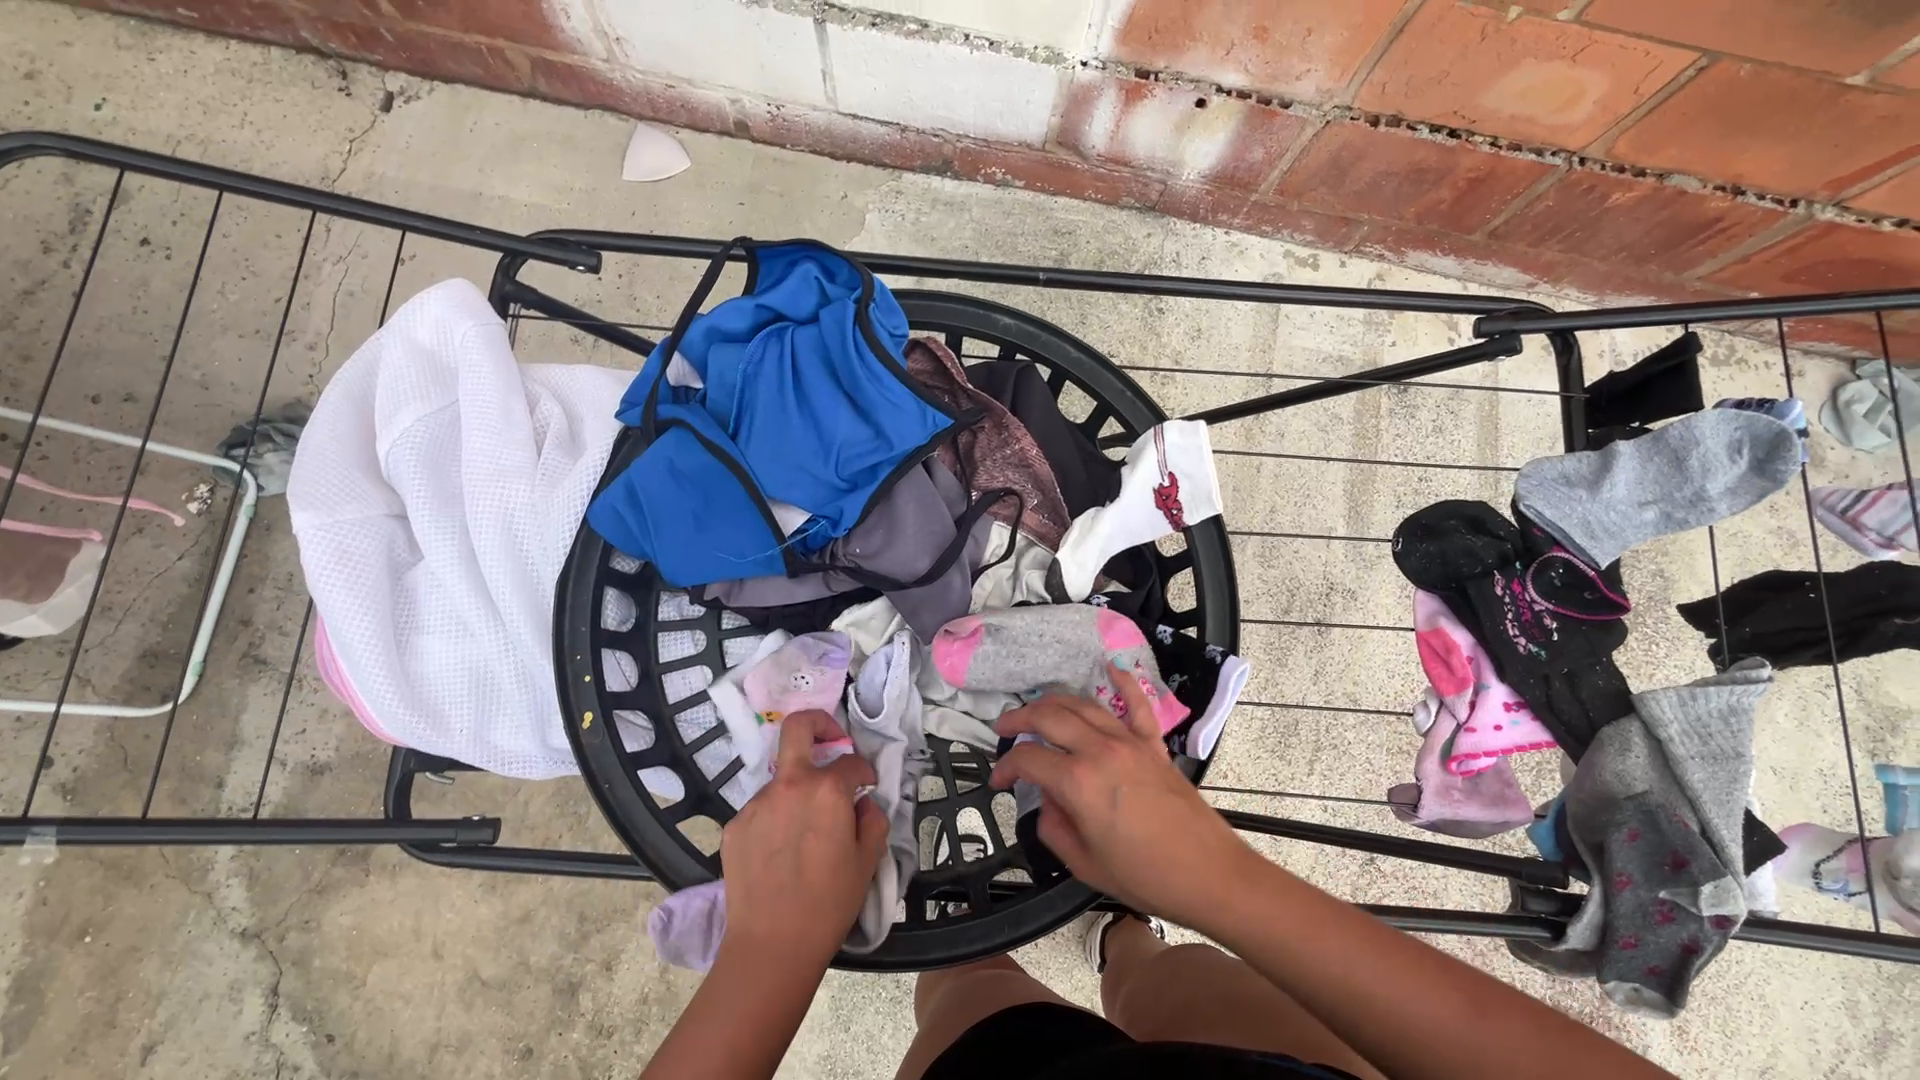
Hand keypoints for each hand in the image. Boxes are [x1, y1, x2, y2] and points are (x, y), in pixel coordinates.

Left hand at [720, 710, 887, 968]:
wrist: (772, 944)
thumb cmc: (829, 903)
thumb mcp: (868, 861)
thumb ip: (871, 819)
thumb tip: (861, 803)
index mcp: (826, 790)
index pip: (851, 761)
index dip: (865, 771)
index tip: (867, 785)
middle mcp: (788, 785)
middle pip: (798, 726)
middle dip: (820, 723)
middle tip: (833, 742)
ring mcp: (756, 803)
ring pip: (782, 779)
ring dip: (798, 790)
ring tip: (805, 832)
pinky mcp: (734, 825)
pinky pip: (762, 810)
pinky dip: (777, 818)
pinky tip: (782, 853)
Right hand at [990, 664, 1256, 926]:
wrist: (1209, 875)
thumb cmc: (1145, 877)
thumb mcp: (1084, 864)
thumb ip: (1054, 828)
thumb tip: (1048, 804)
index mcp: (1078, 782)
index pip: (1028, 759)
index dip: (1006, 767)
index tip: (998, 781)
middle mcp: (1100, 750)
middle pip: (1049, 717)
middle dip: (1018, 719)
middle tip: (1002, 728)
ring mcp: (1129, 742)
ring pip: (1083, 705)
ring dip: (1053, 702)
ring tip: (1036, 709)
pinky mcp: (1154, 745)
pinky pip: (1137, 704)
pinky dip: (1124, 681)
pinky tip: (1112, 667)